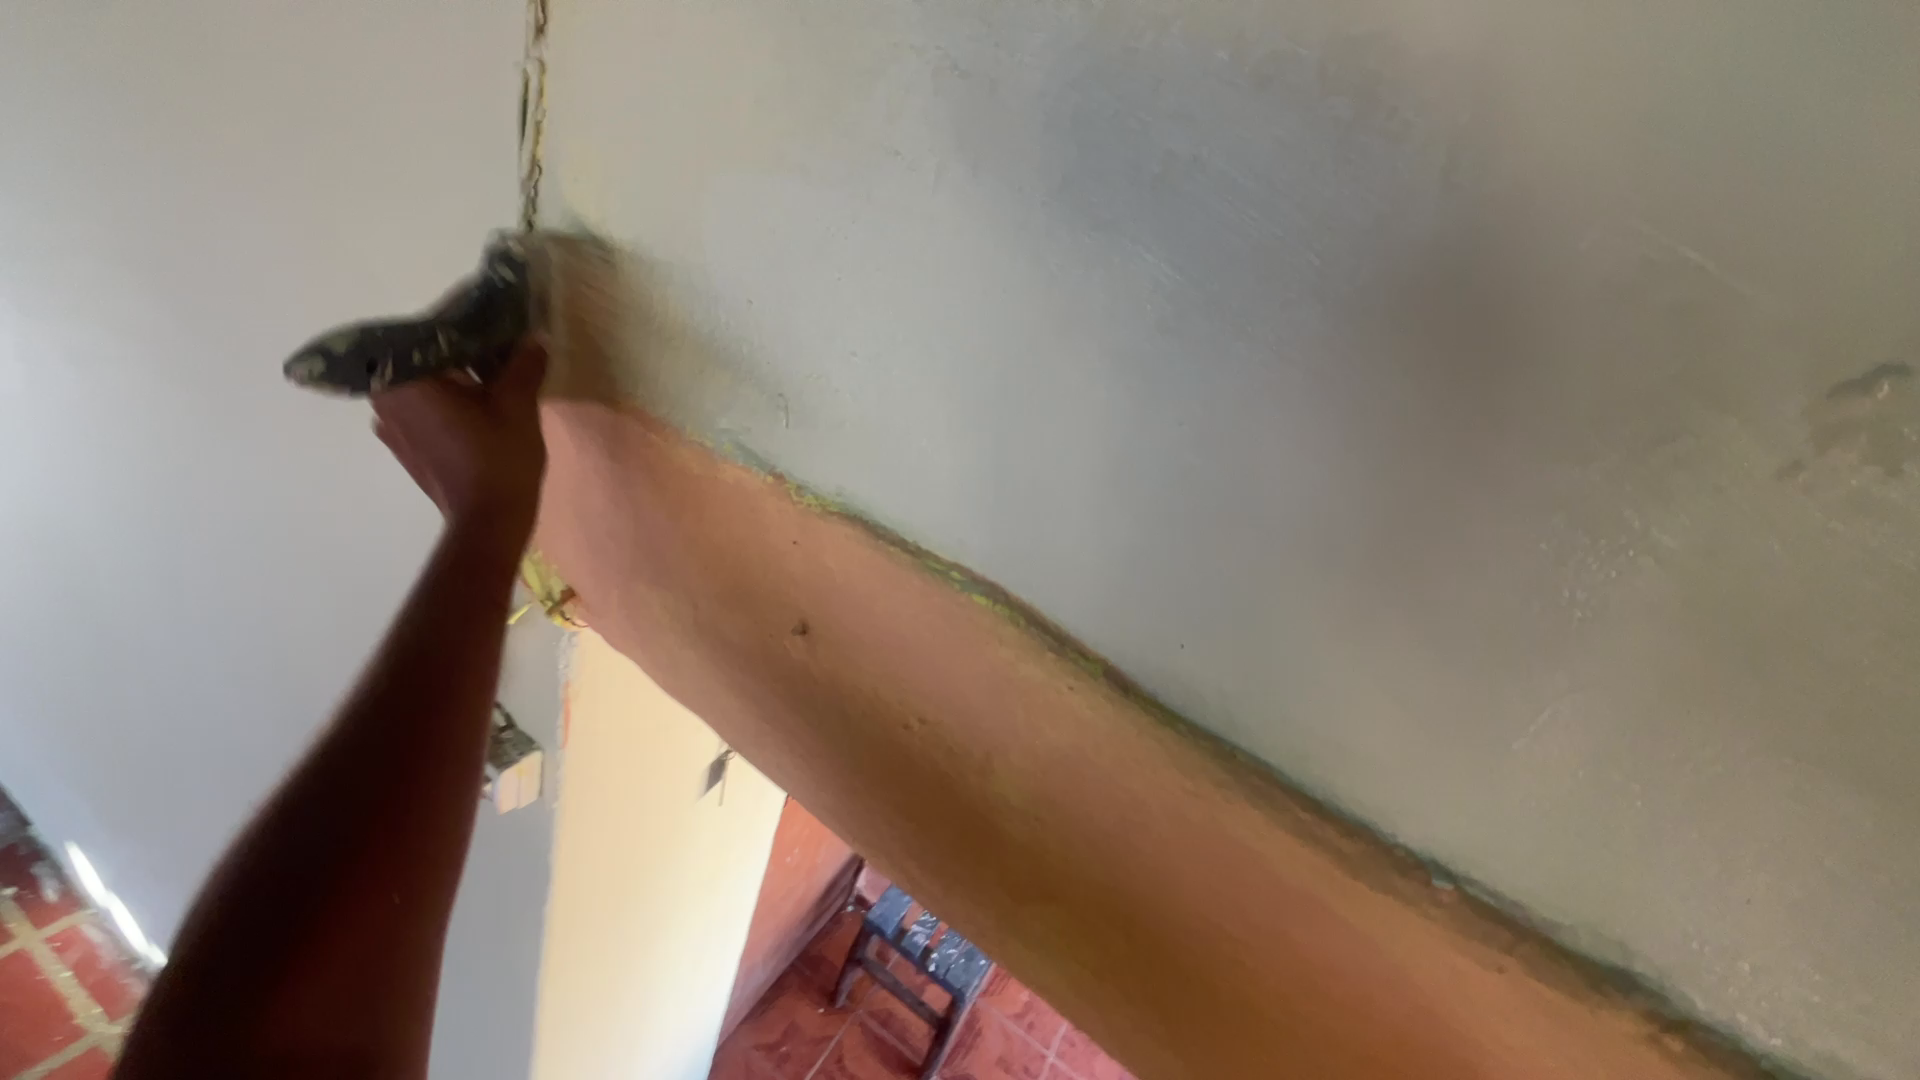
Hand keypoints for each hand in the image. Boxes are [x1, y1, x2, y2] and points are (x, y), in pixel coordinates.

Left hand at [372, 340, 547, 539]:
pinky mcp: (403, 446)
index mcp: (403, 378)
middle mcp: (384, 397)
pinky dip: (444, 403)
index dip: (464, 325)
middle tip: (496, 351)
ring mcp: (389, 424)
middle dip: (457, 352)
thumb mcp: (519, 404)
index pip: (428, 332)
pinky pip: (420, 410)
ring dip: (450, 379)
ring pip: (420, 385)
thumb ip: (523, 364)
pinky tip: (475, 410)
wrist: (489, 518)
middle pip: (420, 358)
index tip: (494, 325)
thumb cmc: (499, 457)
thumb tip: (534, 337)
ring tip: (489, 381)